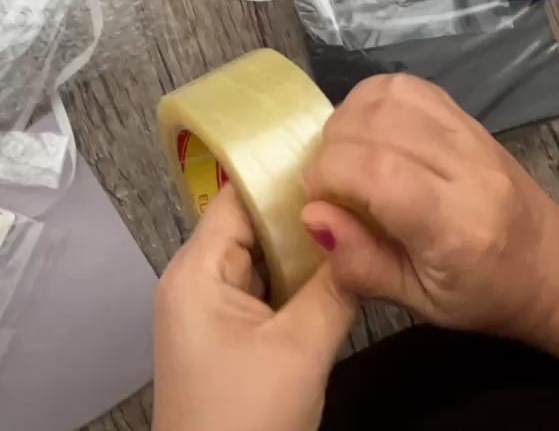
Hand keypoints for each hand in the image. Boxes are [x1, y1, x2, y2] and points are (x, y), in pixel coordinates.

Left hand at [153, 185, 358, 430]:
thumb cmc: (246, 424)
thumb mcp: (300, 352)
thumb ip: (334, 285)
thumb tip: (364, 230)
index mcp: (195, 269)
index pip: (238, 196)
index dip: (283, 173)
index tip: (332, 154)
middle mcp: (194, 278)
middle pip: (249, 221)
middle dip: (300, 207)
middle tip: (353, 182)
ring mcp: (209, 306)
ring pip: (260, 254)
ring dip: (301, 244)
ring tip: (351, 212)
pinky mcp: (225, 332)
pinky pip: (263, 285)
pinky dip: (294, 276)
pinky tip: (333, 261)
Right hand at [300, 74, 558, 341]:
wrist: (551, 265)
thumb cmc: (484, 295)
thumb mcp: (420, 303)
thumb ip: (362, 262)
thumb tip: (311, 215)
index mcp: (458, 227)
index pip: (379, 173)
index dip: (330, 174)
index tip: (316, 198)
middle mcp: (468, 169)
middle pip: (379, 126)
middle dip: (332, 147)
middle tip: (328, 181)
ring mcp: (470, 133)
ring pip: (391, 95)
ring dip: (349, 117)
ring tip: (344, 152)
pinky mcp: (466, 114)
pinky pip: (409, 86)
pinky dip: (373, 99)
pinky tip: (366, 127)